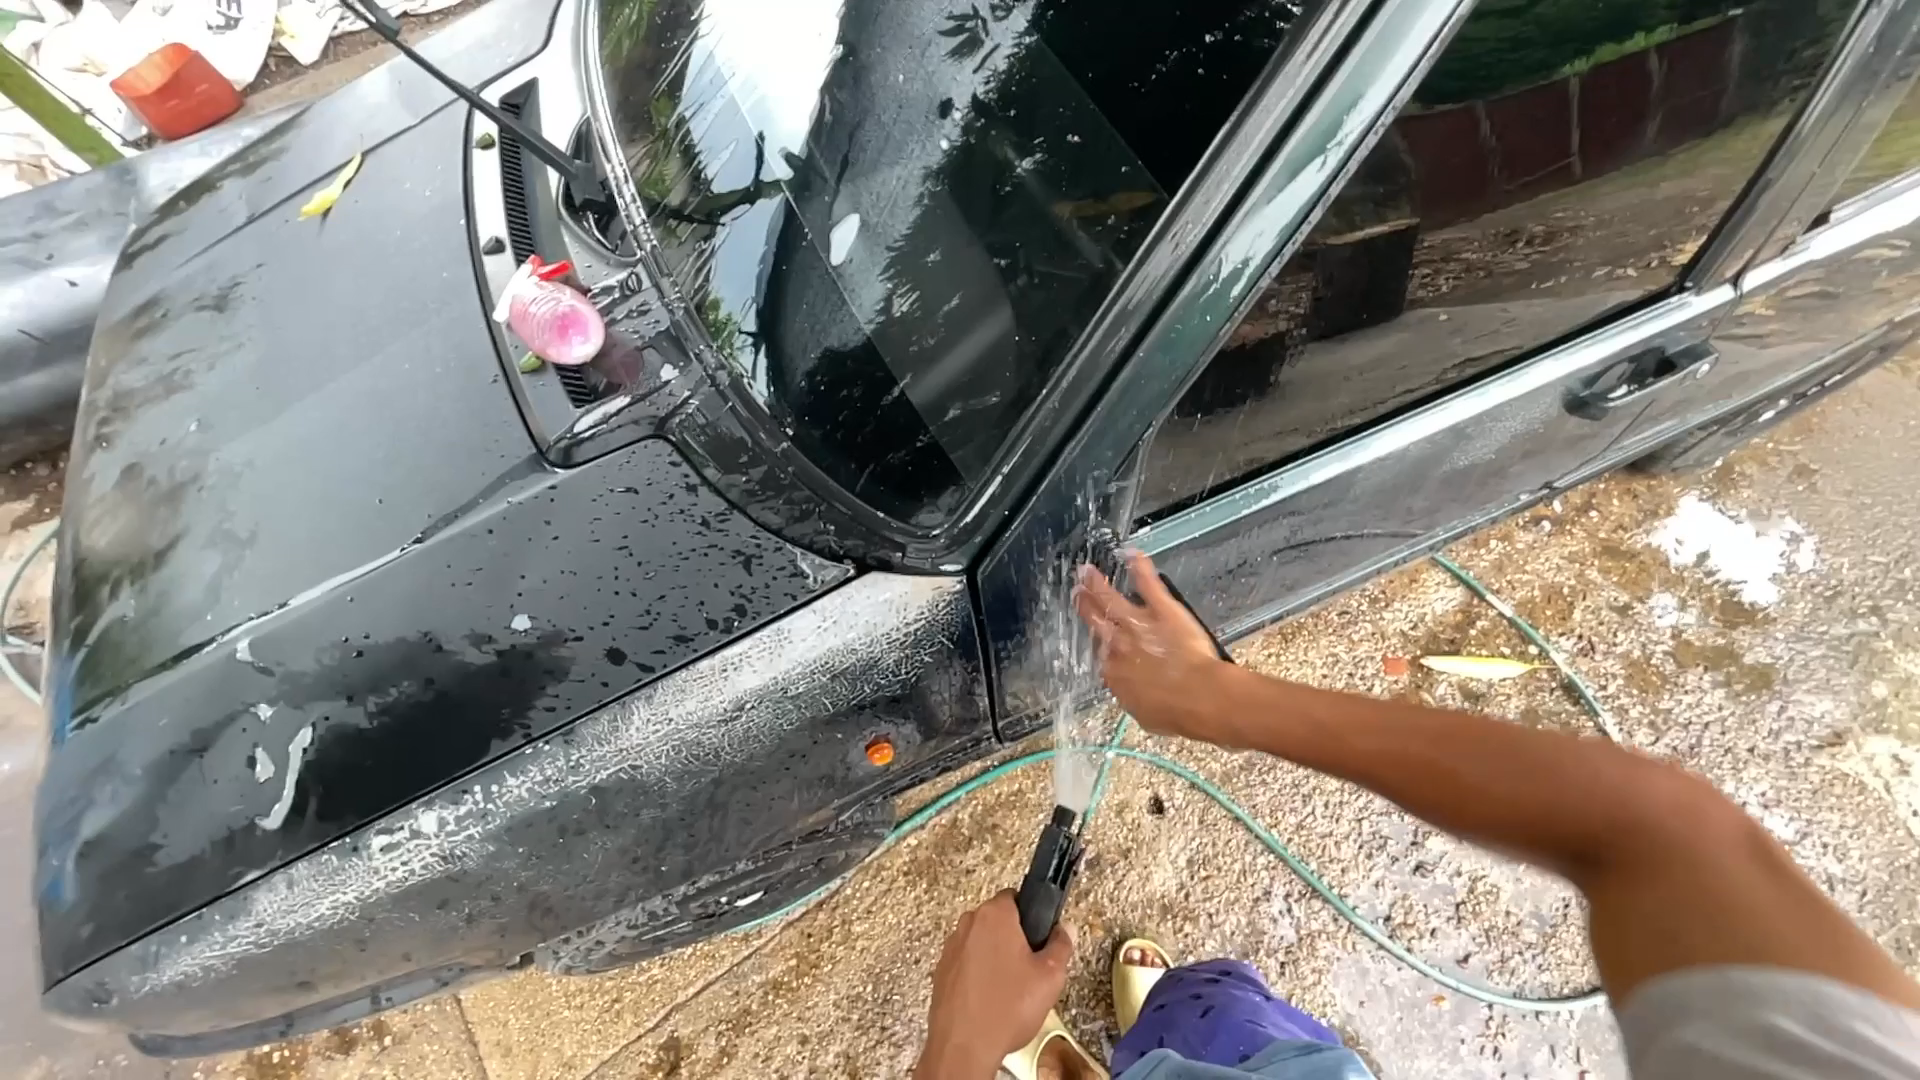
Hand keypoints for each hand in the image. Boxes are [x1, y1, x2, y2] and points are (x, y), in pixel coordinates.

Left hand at [915, 890, 1072, 1079]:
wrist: (964, 1046)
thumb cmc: (1006, 1007)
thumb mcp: (1050, 976)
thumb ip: (1062, 945)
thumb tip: (1066, 929)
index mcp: (995, 914)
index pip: (1015, 896)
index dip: (1031, 915)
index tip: (1040, 936)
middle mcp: (969, 923)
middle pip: (998, 920)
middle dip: (1014, 938)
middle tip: (1031, 967)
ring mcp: (951, 946)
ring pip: (981, 942)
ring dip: (995, 956)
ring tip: (1011, 988)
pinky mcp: (942, 970)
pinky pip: (966, 963)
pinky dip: (977, 974)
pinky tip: (990, 999)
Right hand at [1074, 550, 1232, 740]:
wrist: (1199, 698)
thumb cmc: (1176, 713)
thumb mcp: (1147, 716)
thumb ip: (1137, 700)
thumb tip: (1142, 699)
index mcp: (1114, 674)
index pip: (1101, 656)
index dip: (1099, 644)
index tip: (1097, 637)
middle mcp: (1119, 646)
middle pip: (1096, 622)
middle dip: (1084, 606)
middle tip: (1077, 593)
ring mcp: (1138, 624)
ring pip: (1111, 600)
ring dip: (1097, 584)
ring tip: (1087, 571)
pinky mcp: (1161, 609)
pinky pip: (1147, 584)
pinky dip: (1139, 567)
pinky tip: (1133, 554)